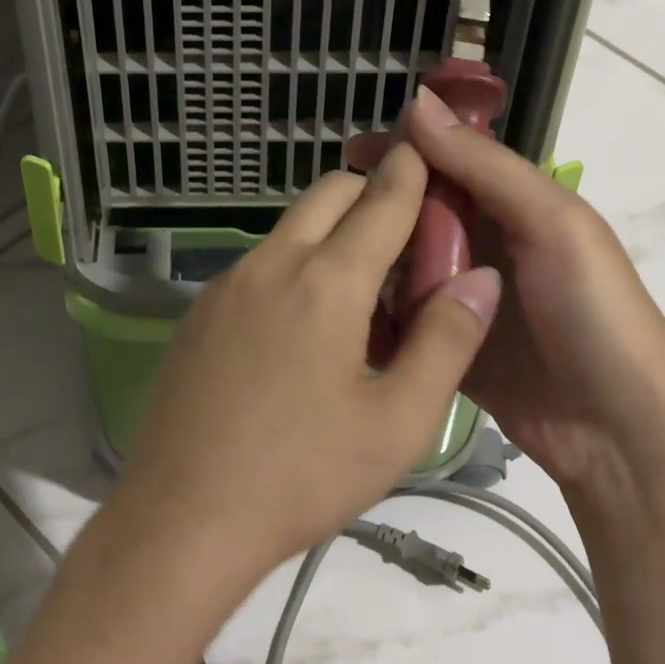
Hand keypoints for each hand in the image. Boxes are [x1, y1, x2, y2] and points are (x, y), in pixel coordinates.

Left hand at [117, 140, 503, 566]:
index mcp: (327, 281)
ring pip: (290, 228)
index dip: (412, 171)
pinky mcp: (199, 311)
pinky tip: (306, 328)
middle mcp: (272, 263)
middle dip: (371, 192)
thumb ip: (447, 340)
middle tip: (407, 234)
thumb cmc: (302, 474)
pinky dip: (295, 266)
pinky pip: (259, 265)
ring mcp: (226, 284)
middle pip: (328, 193)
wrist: (184, 515)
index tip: (430, 148)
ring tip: (364, 291)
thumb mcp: (398, 421)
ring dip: (331, 233)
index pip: (382, 200)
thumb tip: (481, 276)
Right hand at [348, 90, 664, 488]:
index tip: (350, 152)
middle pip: (419, 210)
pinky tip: (337, 306)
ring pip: (404, 262)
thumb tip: (416, 101)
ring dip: (370, 255)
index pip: (449, 160)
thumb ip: (484, 166)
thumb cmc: (593, 312)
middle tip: (326, 214)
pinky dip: (376, 307)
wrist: (619, 431)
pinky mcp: (448, 344)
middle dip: (376, 205)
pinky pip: (403, 316)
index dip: (403, 150)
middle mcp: (486, 243)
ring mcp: (464, 297)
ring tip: (322, 259)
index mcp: (515, 205)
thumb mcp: (550, 223)